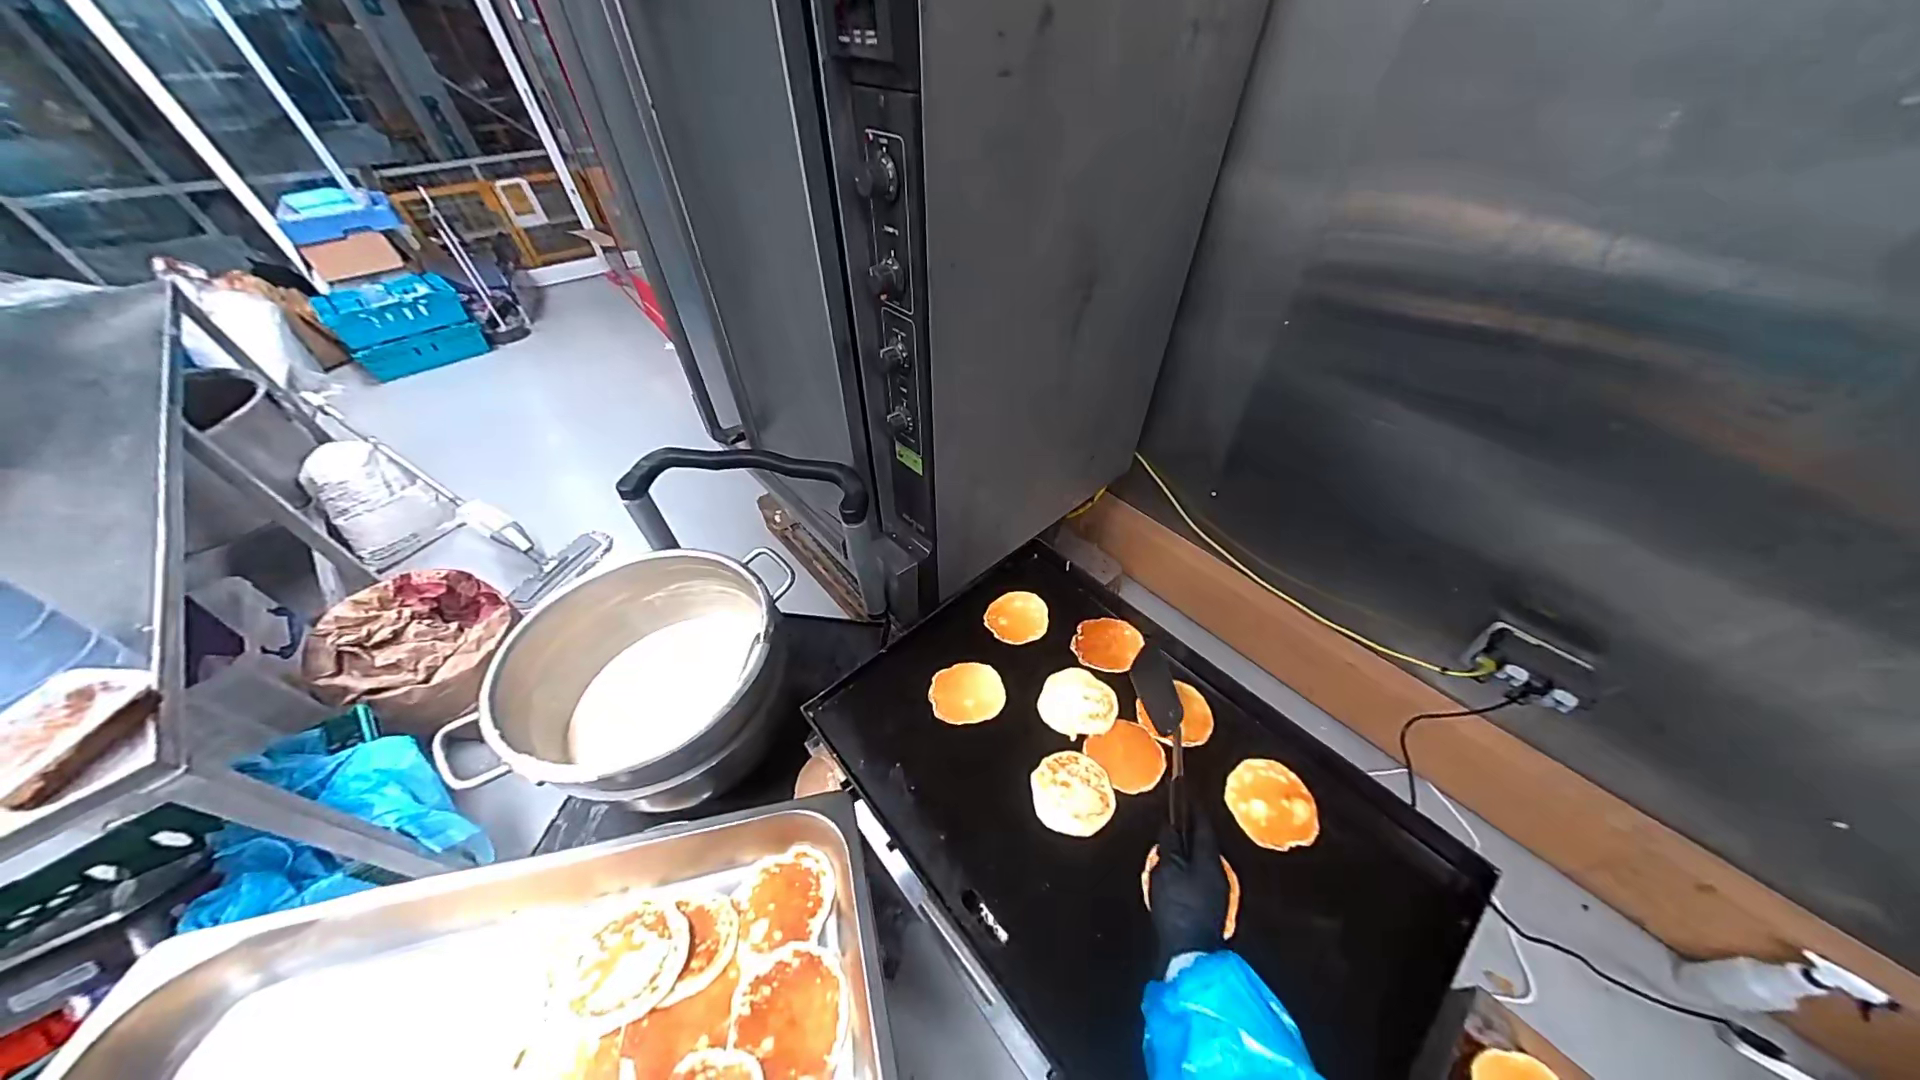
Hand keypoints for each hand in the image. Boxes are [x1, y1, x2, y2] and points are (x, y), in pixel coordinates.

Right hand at [1148, 810, 1227, 969]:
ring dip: (1189, 850)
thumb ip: (1169, 844)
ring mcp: (1218, 892)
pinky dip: (1189, 867)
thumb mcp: (1167, 869)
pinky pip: (1200, 877)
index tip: (1186, 796)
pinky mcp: (1212, 907)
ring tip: (1172, 844)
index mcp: (1209, 860)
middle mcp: (1219, 873)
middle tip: (1176, 818)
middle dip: (1191, 830)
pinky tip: (1176, 873)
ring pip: (1203, 861)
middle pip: (1205, 844)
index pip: (1203, 826)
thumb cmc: (1178, 906)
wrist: (1190, 952)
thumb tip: (1169, 825)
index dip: (1194, 809)